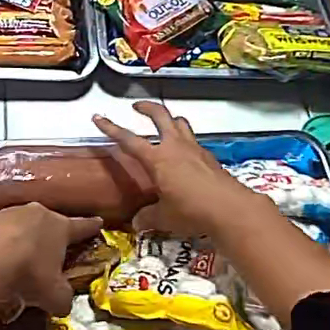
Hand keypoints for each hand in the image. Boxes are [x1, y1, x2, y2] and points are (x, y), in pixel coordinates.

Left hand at [0, 201, 100, 317]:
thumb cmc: (30, 273)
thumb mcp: (54, 295)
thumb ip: (62, 299)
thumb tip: (63, 305)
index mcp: (60, 228)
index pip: (81, 227)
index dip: (91, 227)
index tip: (99, 222)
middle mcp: (37, 214)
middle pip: (48, 220)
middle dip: (50, 230)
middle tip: (50, 242)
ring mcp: (9, 213)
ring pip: (17, 217)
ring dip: (17, 225)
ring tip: (14, 236)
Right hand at [92, 101, 272, 239]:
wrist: (229, 208)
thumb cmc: (191, 210)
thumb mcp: (165, 218)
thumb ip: (148, 217)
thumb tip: (136, 223)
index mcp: (158, 159)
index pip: (129, 140)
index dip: (111, 128)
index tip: (99, 117)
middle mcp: (175, 147)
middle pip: (161, 116)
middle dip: (147, 108)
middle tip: (138, 106)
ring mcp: (195, 149)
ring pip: (181, 123)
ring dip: (171, 120)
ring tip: (165, 123)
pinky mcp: (209, 157)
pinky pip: (194, 141)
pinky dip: (186, 140)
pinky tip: (185, 154)